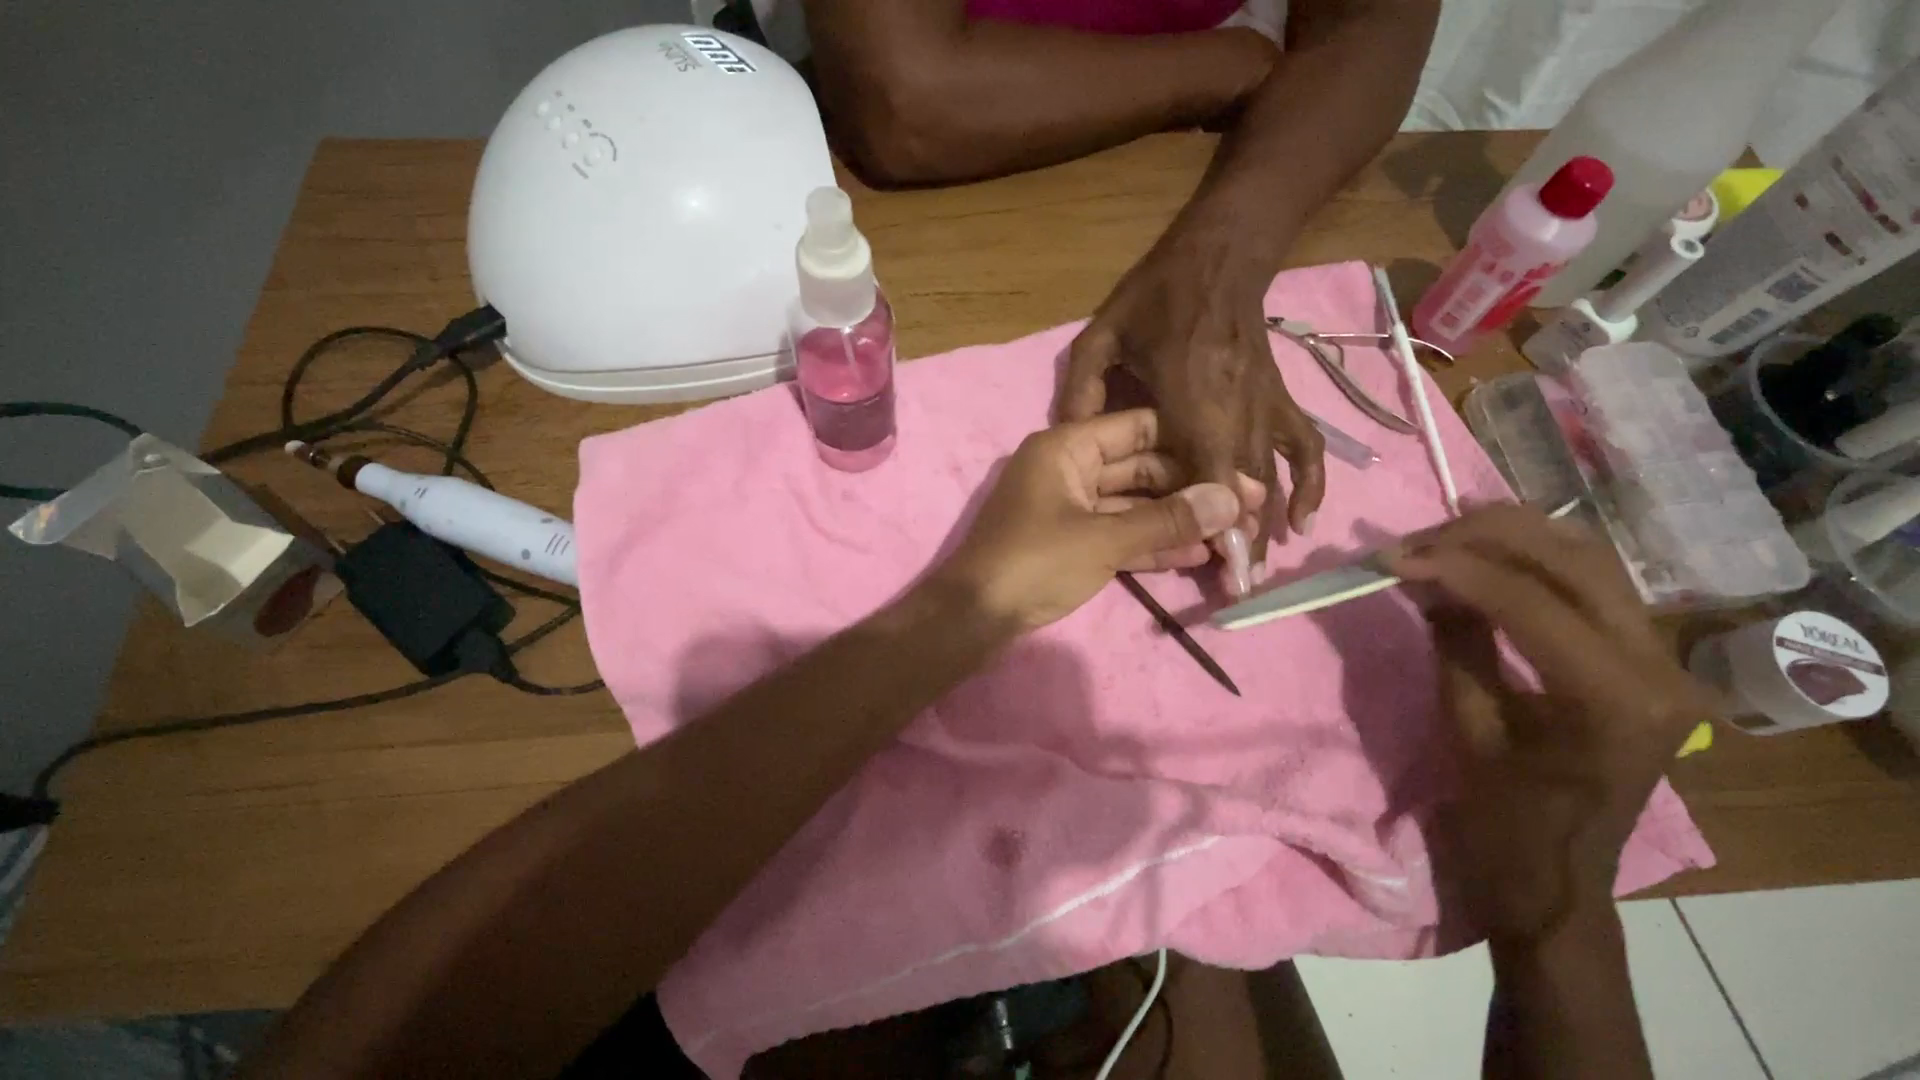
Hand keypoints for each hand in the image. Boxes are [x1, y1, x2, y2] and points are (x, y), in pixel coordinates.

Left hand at [938, 409, 1263, 630]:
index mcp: (1067, 446)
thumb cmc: (1034, 563)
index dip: (1190, 444)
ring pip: (1133, 505)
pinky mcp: (1069, 543)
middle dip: (1191, 489)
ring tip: (1233, 535)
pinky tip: (1196, 554)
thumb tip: (1232, 499)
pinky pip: (1118, 534)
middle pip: (1141, 468)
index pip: (1140, 428)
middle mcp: (1068, 468)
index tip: (1238, 461)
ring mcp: (1068, 507)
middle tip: (1248, 507)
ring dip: (1177, 520)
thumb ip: (1168, 520)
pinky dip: (1151, 544)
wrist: (972, 617)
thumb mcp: (1104, 539)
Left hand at [1054, 231, 1324, 588]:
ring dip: (1267, 522)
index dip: (1210, 520)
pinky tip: (1305, 516)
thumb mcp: (1100, 338)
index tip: (1220, 564)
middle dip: (1238, 536)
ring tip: (1260, 567)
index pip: (1199, 473)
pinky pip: (1302, 444)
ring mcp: (1259, 405)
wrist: (1220, 252)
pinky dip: (1311, 479)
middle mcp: (1229, 411)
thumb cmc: (1154, 294)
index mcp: (1182, 402)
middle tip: (1240, 584)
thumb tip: (1073, 436)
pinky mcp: (1276, 399)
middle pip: (1236, 485)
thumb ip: (1085, 390)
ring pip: (1268, 474)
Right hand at [1380, 505, 1714, 941]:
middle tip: (1415, 539)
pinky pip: (1591, 585)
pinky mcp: (1644, 658)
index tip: (1389, 556)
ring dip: (1513, 538)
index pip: (1530, 601)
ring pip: (1590, 559)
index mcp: (1615, 699)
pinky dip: (1535, 560)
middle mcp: (1656, 666)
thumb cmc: (1504, 825)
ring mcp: (1660, 658)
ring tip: (1443, 537)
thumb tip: (1426, 578)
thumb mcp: (1467, 732)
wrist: (1556, 883)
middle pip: (1574, 561)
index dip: (1455, 567)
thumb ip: (1456, 645)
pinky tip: (1484, 557)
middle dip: (1487, 536)